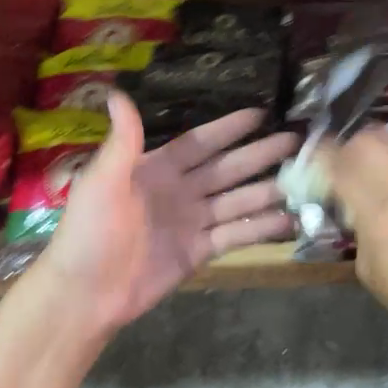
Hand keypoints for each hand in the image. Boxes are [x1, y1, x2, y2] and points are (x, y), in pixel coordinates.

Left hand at [30, 93, 296, 337]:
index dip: (229, 129)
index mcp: (157, 169)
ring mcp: (193, 222)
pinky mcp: (200, 251)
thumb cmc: (88, 233)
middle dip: (261, 155)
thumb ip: (122, 142)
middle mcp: (180, 191)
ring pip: (238, 201)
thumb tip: (117, 94)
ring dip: (268, 191)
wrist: (85, 293)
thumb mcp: (101, 181)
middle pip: (228, 169)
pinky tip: (288, 221)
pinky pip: (236, 235)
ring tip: (301, 181)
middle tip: (296, 142)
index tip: (261, 113)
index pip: (200, 143)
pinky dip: (261, 228)